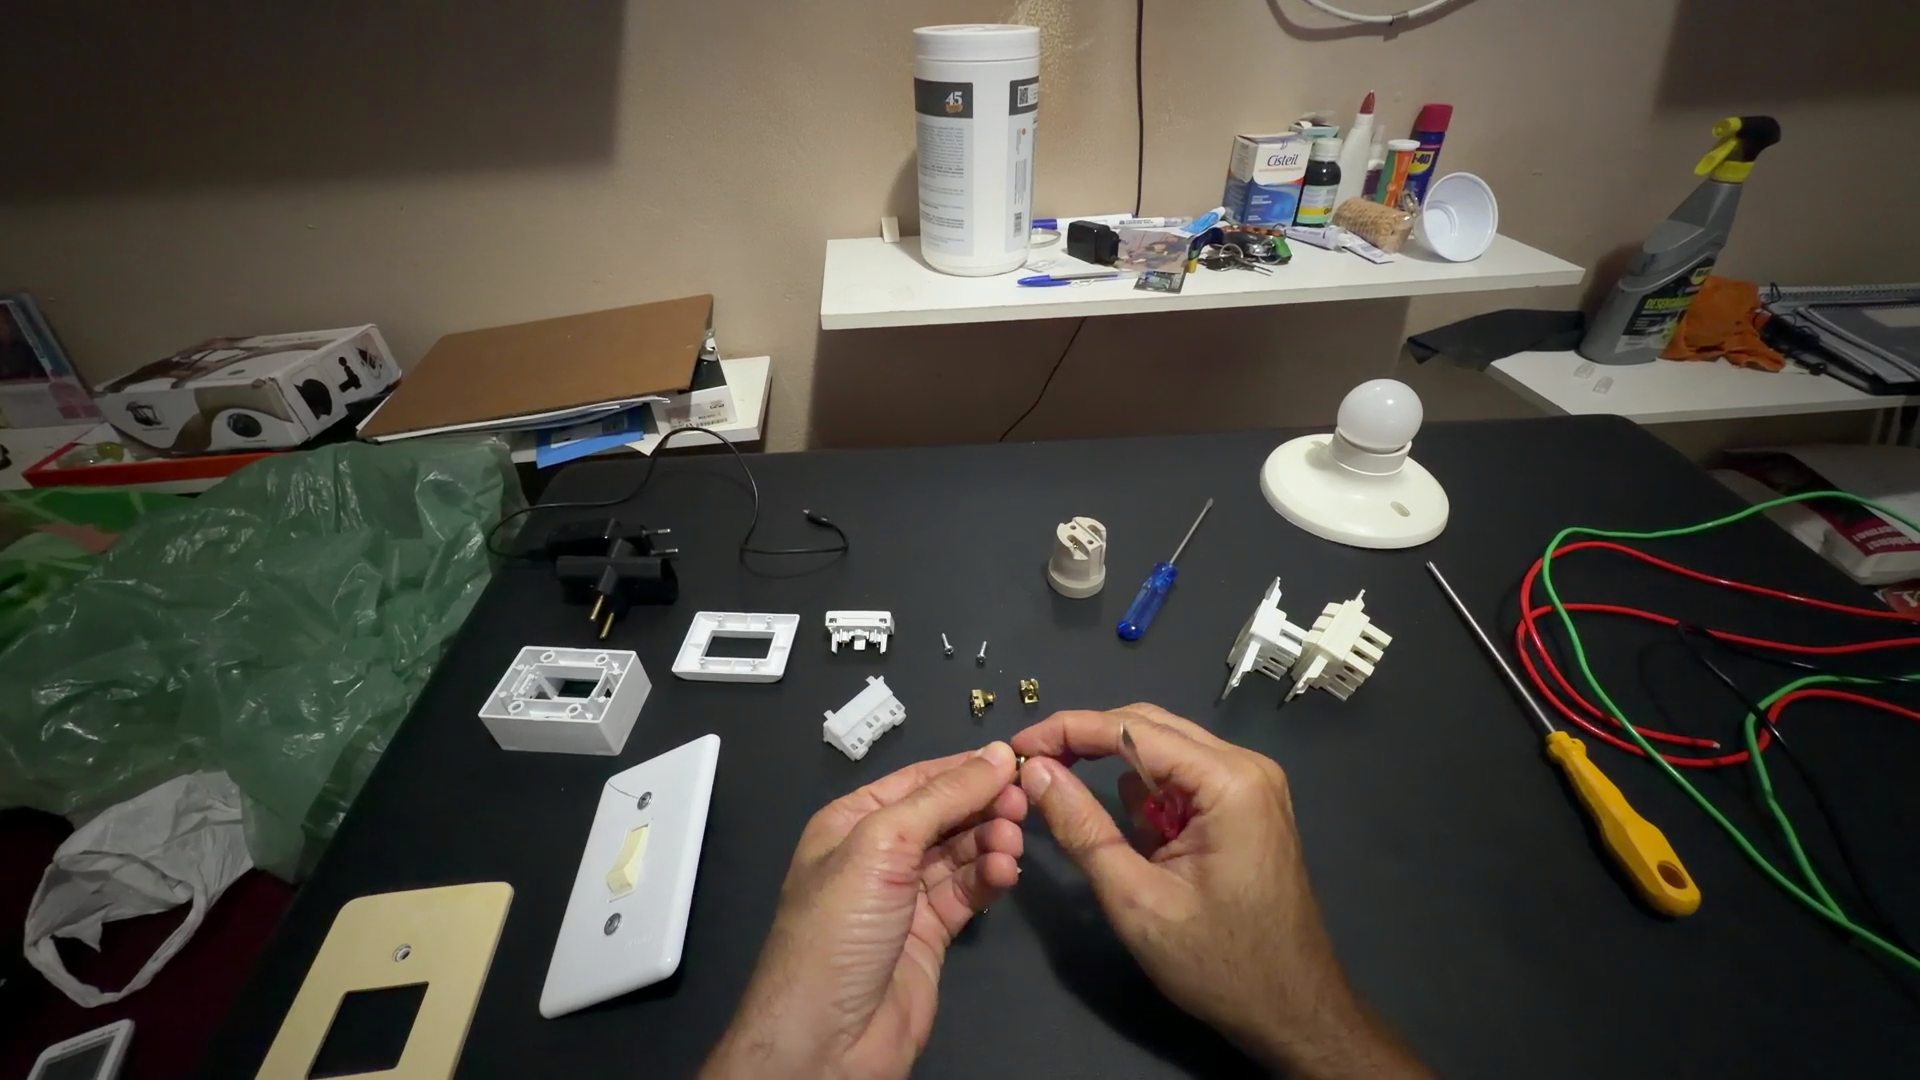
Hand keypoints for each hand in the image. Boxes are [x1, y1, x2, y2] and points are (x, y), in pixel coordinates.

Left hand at [701, 742, 1026, 1079]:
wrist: (826, 1044)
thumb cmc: (841, 925)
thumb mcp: (883, 843)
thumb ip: (944, 797)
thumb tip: (998, 753)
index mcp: (854, 819)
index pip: (919, 779)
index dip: (966, 768)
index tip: (1015, 759)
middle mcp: (879, 851)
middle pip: (944, 813)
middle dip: (983, 804)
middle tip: (1023, 803)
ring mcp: (905, 894)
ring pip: (960, 851)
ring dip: (990, 841)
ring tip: (1012, 843)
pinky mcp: (930, 932)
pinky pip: (966, 890)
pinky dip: (989, 876)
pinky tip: (1006, 871)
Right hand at [1011, 705, 1428, 1079]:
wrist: (1296, 1015)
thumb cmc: (1219, 965)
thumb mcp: (1136, 900)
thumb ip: (1082, 828)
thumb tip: (1035, 770)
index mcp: (1228, 781)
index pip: (1131, 728)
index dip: (1068, 729)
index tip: (1020, 745)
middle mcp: (1244, 765)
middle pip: (1147, 725)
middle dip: (1087, 741)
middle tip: (1035, 765)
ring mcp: (1249, 782)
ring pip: (1161, 747)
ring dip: (1116, 768)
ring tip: (1076, 801)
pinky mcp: (1245, 802)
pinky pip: (1180, 774)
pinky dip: (1146, 793)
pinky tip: (1139, 834)